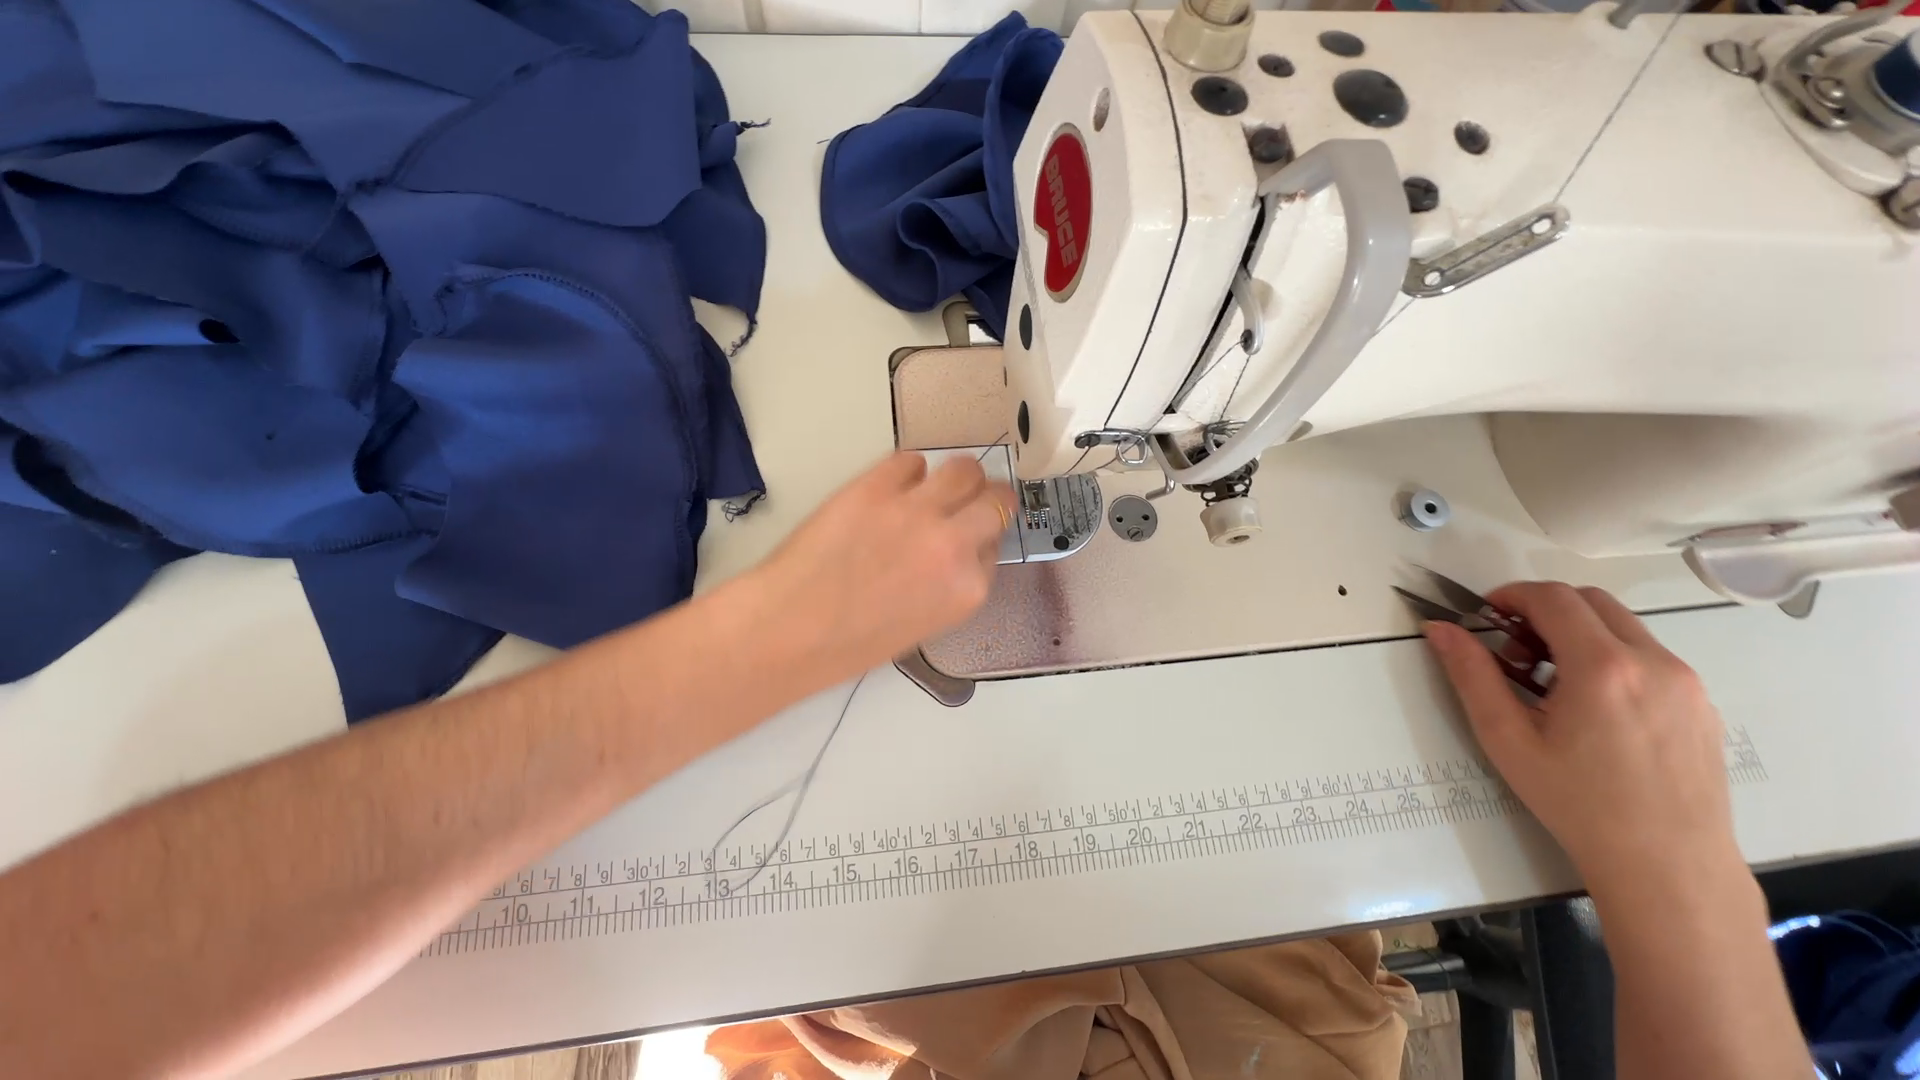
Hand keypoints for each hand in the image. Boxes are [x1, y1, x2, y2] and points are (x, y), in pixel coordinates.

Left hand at [751, 452, 1014, 682]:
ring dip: (955, 476)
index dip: (979, 538)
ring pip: (963, 469)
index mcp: (968, 589)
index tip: (965, 538)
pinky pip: (910, 460)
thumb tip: (954, 551)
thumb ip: (950, 584)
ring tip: (934, 486)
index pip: (994, 546)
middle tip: (967, 500)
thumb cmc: (852, 642)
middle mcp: (953, 545)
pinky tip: (894, 485)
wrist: (792, 628)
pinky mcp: (877, 486)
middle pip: (995, 499)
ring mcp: (917, 511)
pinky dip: (908, 470)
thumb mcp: (925, 625)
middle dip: (986, 499)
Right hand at [1422, 583, 1740, 892]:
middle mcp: (1654, 661)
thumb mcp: (1507, 739)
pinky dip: (1613, 657)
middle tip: (1514, 647)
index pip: (1553, 598)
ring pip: (1625, 626)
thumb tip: (1440, 629)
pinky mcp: (1702, 703)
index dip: (1512, 595)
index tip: (1487, 615)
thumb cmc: (1576, 803)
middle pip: (1592, 601)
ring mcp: (1687, 682)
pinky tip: (1593, 706)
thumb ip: (1471, 675)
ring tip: (1551, 681)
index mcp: (1602, 667)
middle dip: (1545, 609)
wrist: (1667, 864)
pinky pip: (1651, 657)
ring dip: (1580, 633)